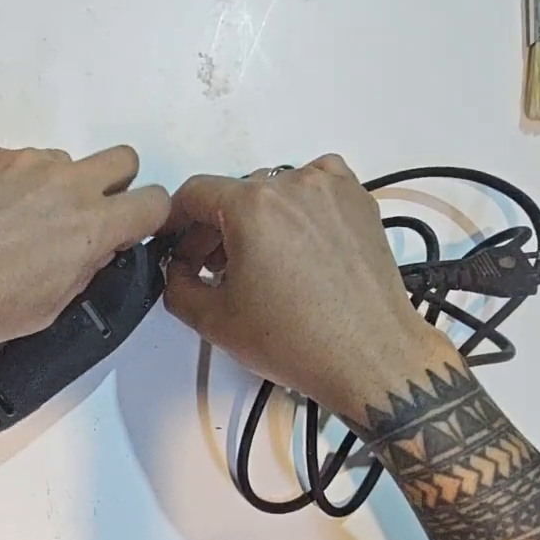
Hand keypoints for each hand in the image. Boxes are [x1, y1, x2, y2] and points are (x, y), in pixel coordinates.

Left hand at [0, 145, 169, 363]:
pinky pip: (23, 162)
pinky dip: (17, 185)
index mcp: (89, 228)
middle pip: (123, 161)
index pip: (155, 202)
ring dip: (58, 188)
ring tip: (19, 227)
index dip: (147, 219)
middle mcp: (66, 184)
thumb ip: (83, 272)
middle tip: (82, 221)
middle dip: (114, 188)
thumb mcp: (46, 310)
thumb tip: (96, 250)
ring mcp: (26, 164)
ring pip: (66, 162)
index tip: (128, 234)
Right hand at [162, 155, 457, 421]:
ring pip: (271, 193)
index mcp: (253, 206)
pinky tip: (289, 248)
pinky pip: (310, 191)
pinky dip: (291, 212)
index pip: (194, 193)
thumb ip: (176, 286)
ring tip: (252, 265)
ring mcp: (331, 189)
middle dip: (211, 229)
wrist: (367, 355)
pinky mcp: (358, 201)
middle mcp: (294, 184)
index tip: (172, 244)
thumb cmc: (297, 339)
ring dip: (251, 222)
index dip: (173, 220)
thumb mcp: (212, 320)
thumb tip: (176, 271)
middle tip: (207, 270)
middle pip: (233, 193)